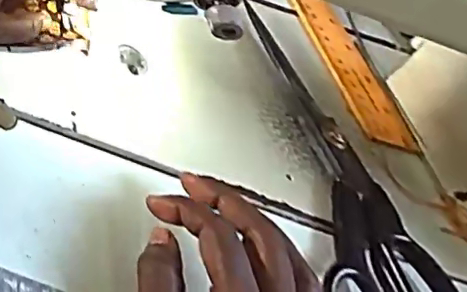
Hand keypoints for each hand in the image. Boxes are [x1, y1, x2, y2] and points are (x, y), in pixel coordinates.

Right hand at [140, 174, 317, 291]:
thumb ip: (157, 280)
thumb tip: (160, 240)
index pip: (218, 234)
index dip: (183, 206)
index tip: (161, 202)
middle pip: (262, 236)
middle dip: (222, 198)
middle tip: (193, 184)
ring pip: (292, 257)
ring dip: (255, 220)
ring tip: (225, 204)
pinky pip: (309, 283)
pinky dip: (283, 254)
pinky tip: (261, 247)